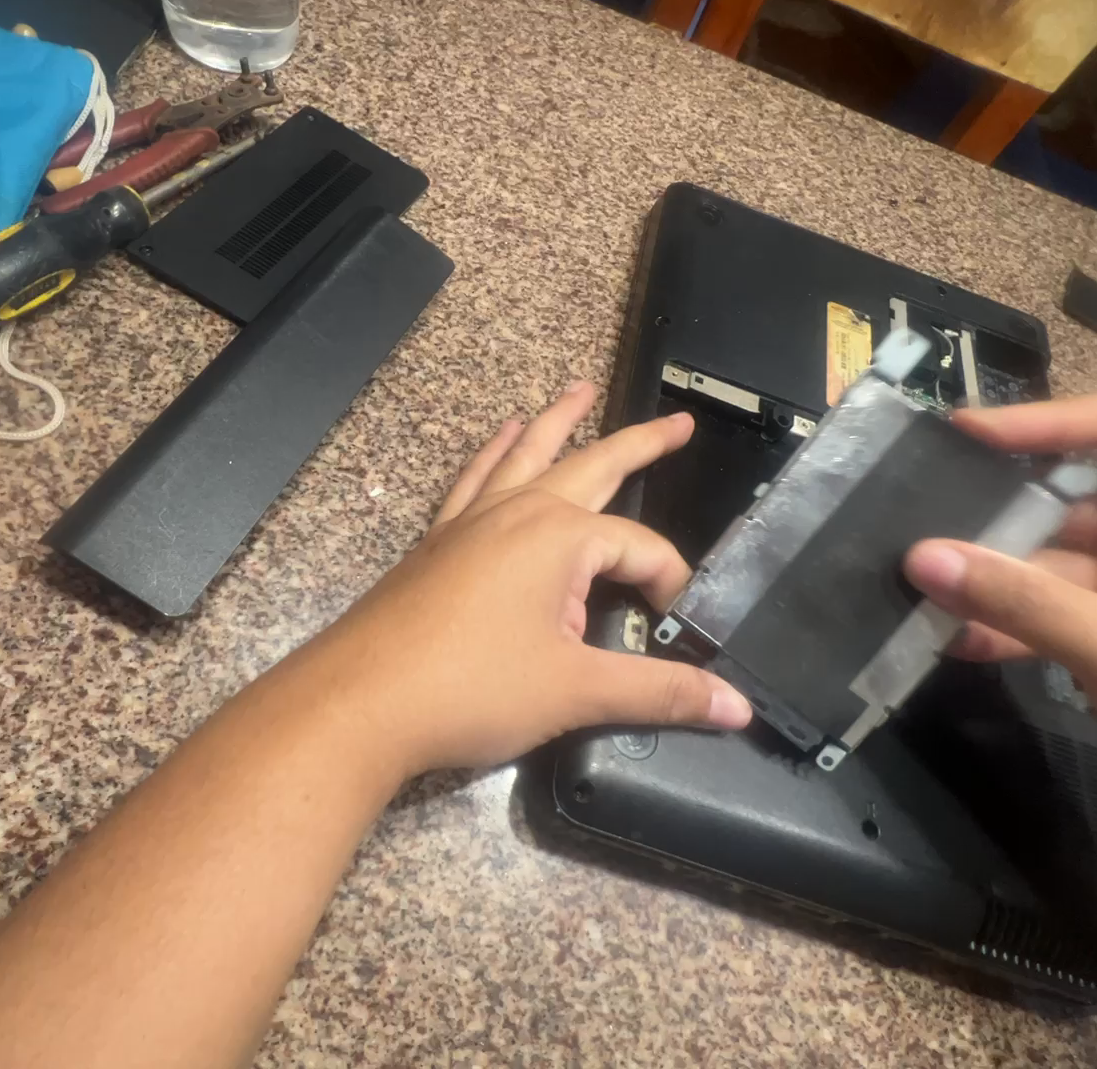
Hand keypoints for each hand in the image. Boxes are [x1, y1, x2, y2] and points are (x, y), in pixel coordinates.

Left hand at [285, 383, 752, 780]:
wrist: (360, 702)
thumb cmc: (471, 689)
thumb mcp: (575, 690)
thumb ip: (658, 691)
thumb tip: (736, 707)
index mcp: (559, 536)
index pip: (640, 550)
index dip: (668, 586)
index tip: (676, 627)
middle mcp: (516, 510)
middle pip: (591, 464)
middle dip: (638, 443)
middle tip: (676, 421)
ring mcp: (471, 520)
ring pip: (524, 456)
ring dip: (556, 423)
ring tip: (579, 390)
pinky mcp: (439, 540)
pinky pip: (473, 479)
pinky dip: (492, 453)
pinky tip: (499, 437)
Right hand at [901, 389, 1096, 867]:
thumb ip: (1024, 603)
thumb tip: (918, 557)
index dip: (1050, 421)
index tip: (964, 436)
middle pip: (1079, 498)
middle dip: (1001, 519)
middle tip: (921, 528)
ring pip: (1055, 561)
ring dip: (994, 583)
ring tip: (924, 598)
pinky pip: (1053, 612)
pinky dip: (1007, 624)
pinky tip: (958, 642)